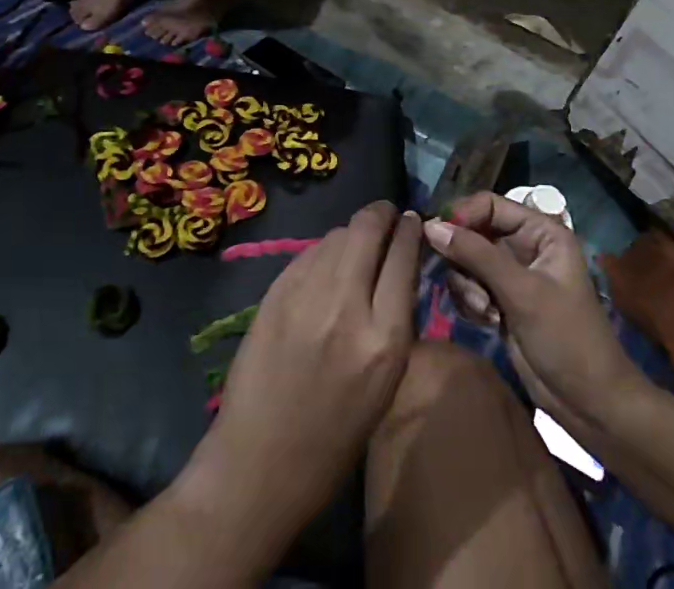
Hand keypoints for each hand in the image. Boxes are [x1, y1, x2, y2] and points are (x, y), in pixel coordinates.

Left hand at [196, 201, 422, 532]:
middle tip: (387, 212)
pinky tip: (326, 259)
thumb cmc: (335, 438)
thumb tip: (397, 274)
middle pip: (367, 232)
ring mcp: (305, 297)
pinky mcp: (273, 296)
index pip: (404, 259)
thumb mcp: (386, 384)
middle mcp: (348, 308)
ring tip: (358, 237)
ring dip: (351, 231)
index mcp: (386, 339)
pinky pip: (306, 255)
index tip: (412, 220)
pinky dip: (322, 250)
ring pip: (334, 237)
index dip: (410, 232)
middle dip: (381, 214)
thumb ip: (394, 323)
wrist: (261, 461)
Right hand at [423, 193, 636, 429]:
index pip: (489, 205)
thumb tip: (429, 225)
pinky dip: (471, 302)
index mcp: (542, 232)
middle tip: (467, 285)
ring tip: (486, 311)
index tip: (435, 236)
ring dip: (467, 286)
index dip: (462, 216)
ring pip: (466, 262)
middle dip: (464, 260)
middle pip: (473, 233)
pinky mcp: (501, 301)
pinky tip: (488, 322)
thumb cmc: (565, 337)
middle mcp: (525, 247)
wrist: (587, 399)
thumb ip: (475, 254)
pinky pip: (469, 287)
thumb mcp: (521, 291)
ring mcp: (511, 275)